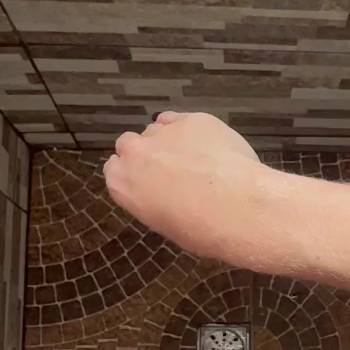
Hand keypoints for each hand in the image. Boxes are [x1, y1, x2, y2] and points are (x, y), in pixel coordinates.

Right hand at [103, 111, 265, 259]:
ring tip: (198, 159)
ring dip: (171, 140)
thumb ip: (156, 200)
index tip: (148, 180)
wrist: (235, 207)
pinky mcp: (193, 119)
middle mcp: (135, 153)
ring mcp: (164, 132)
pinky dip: (193, 130)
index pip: (114, 168)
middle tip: (171, 168)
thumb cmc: (200, 229)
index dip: (133, 172)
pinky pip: (184, 119)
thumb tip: (168, 195)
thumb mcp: (166, 223)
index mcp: (122, 184)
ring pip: (159, 128)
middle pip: (130, 143)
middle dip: (147, 153)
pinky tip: (209, 146)